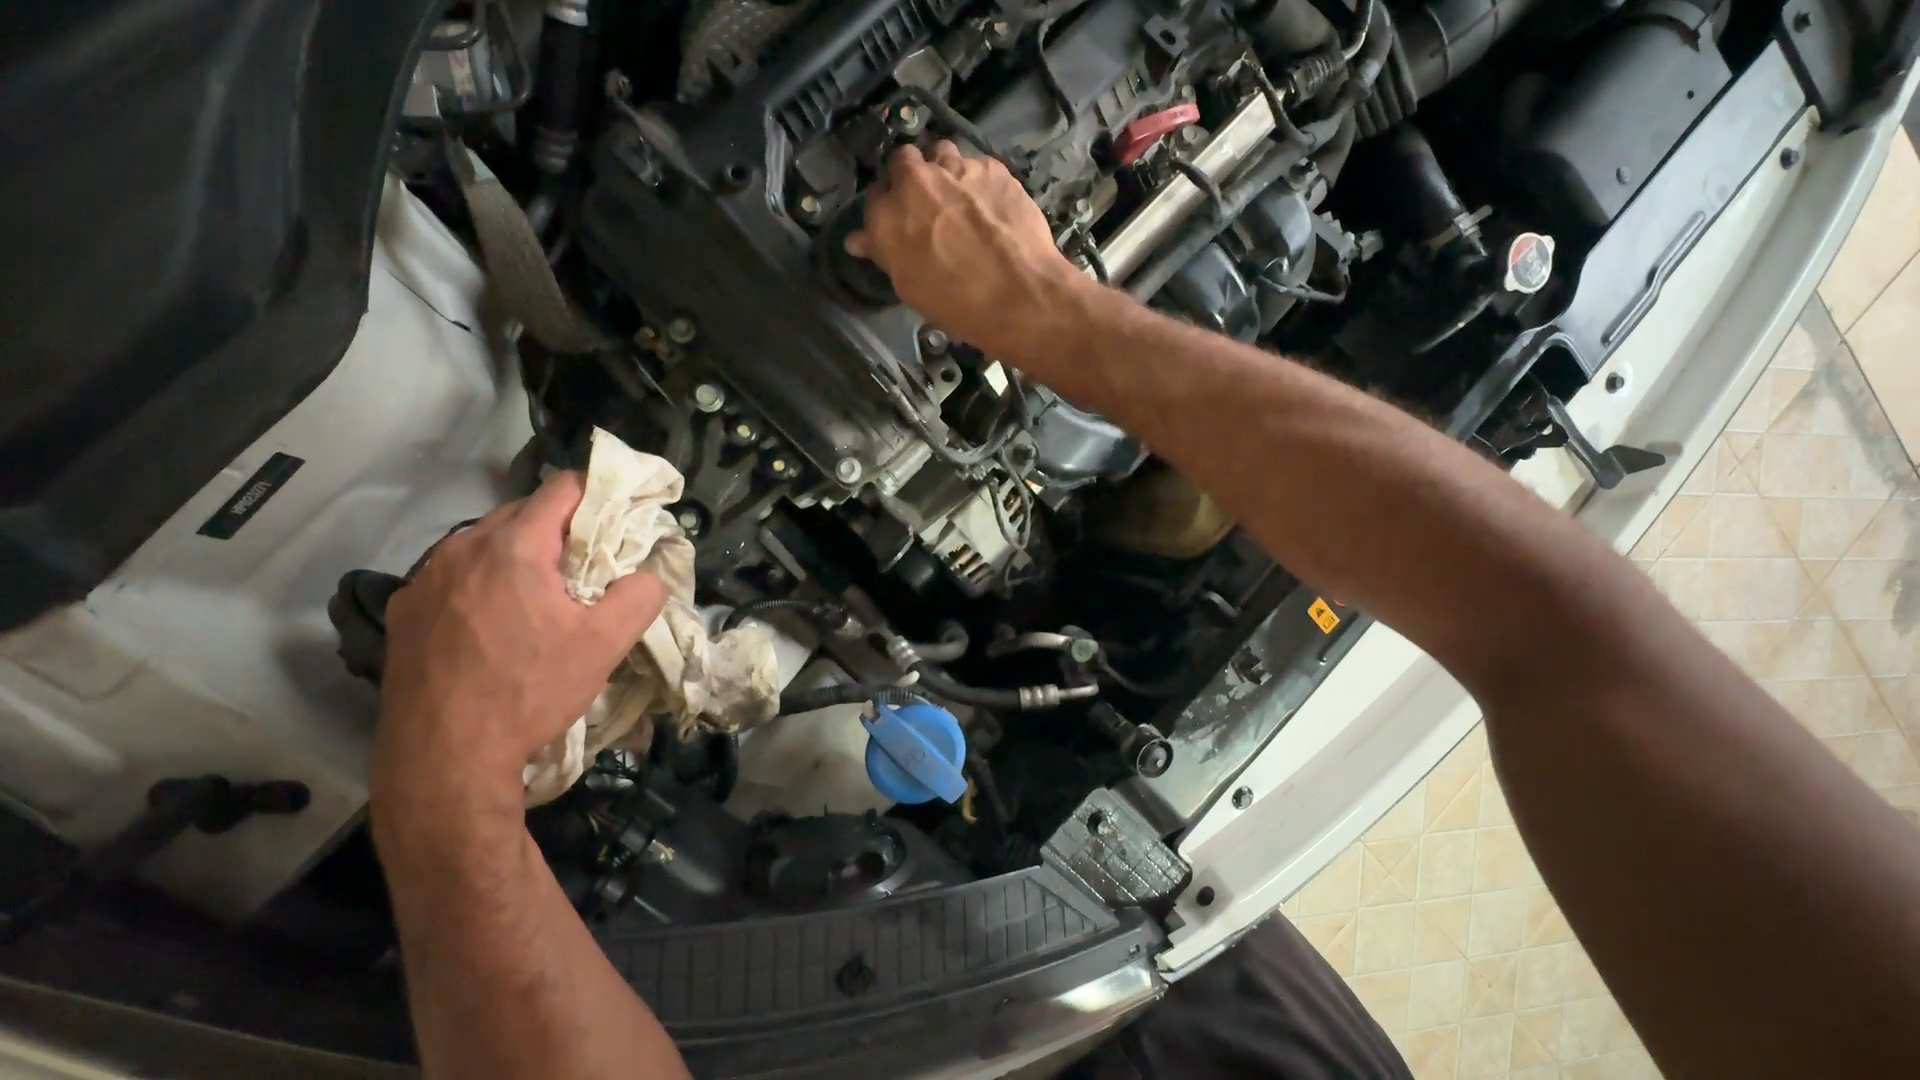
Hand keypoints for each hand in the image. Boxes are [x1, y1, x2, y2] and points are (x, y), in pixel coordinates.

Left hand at [370, 471, 665, 843]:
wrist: (442, 756)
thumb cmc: (529, 691)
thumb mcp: (604, 645)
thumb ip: (640, 595)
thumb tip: (650, 574)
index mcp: (514, 546)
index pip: (563, 488)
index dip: (599, 495)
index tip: (620, 520)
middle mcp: (462, 547)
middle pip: (523, 513)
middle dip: (560, 531)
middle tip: (586, 570)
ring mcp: (425, 578)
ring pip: (484, 544)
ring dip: (517, 557)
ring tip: (538, 601)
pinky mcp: (404, 610)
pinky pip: (453, 576)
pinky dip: (480, 585)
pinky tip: (491, 627)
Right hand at [848, 141, 1084, 355]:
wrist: (1018, 293)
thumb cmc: (957, 303)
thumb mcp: (910, 287)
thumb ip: (885, 252)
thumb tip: (858, 240)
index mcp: (886, 216)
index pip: (875, 196)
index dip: (889, 206)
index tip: (900, 220)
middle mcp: (914, 182)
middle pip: (903, 161)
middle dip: (912, 176)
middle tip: (928, 203)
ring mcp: (954, 168)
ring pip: (940, 152)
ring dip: (944, 168)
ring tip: (959, 195)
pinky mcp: (990, 167)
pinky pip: (977, 165)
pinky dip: (979, 180)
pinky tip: (991, 204)